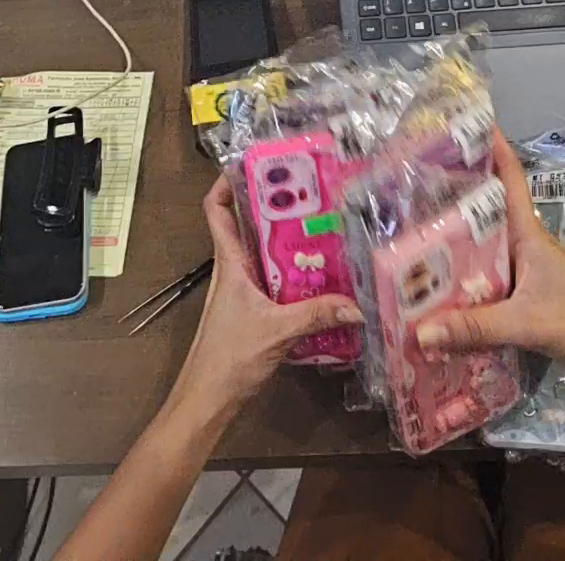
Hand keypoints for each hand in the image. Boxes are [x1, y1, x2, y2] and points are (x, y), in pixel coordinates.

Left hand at [170, 176, 363, 414]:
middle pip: (246, 226)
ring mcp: (242, 290)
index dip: (225, 183)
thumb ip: (316, 315)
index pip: (215, 209)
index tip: (253, 166)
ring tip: (324, 228)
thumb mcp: (277, 331)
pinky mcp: (252, 310)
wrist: (207, 399)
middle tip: (309, 193)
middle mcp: (233, 269)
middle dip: (272, 207)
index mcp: (229, 262)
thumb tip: (357, 304)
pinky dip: (293, 274)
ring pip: (262, 254)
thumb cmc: (229, 355)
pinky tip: (322, 278)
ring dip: (286, 241)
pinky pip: (273, 280)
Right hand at [415, 128, 564, 380]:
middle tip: (410, 177)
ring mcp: (520, 270)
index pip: (510, 178)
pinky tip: (433, 286)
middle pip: (482, 209)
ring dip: (449, 238)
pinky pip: (480, 277)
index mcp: (528, 233)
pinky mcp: (519, 296)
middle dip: (451, 190)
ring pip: (478, 245)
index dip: (491, 147)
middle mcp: (521, 244)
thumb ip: (476, 328)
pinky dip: (457, 277)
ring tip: (408, 228)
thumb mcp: (530, 323)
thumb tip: (419, 332)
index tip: (464, 121)